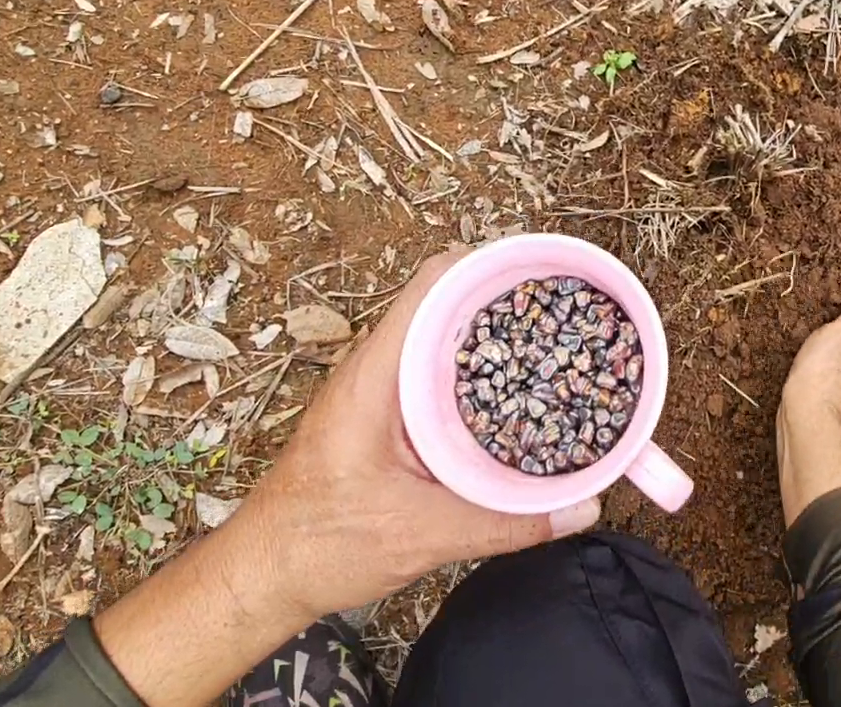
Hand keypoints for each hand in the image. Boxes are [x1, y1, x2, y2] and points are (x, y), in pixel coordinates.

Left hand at [93, 249, 599, 706]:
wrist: (260, 576)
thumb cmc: (317, 545)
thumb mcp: (422, 534)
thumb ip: (505, 522)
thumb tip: (580, 506)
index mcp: (377, 375)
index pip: (430, 286)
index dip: (483, 263)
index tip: (535, 267)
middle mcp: (377, 368)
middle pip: (443, 302)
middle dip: (499, 295)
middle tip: (557, 303)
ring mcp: (379, 388)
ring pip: (440, 337)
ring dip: (487, 331)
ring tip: (545, 336)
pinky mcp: (385, 412)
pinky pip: (434, 370)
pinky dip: (472, 367)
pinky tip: (510, 388)